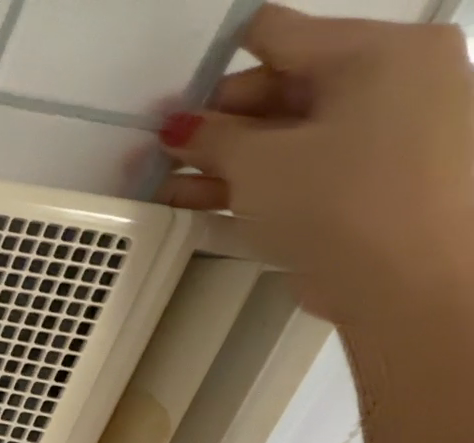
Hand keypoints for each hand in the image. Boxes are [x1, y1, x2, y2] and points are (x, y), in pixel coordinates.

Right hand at [155, 4, 473, 324]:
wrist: (411, 277)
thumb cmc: (338, 199)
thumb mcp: (257, 162)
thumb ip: (209, 138)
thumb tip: (179, 127)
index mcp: (380, 52)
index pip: (278, 35)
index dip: (214, 65)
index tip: (168, 99)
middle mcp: (396, 79)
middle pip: (281, 86)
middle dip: (215, 121)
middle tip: (160, 151)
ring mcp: (390, 131)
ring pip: (286, 133)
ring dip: (222, 157)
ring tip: (164, 184)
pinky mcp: (374, 179)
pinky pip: (303, 165)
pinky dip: (253, 180)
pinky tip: (199, 201)